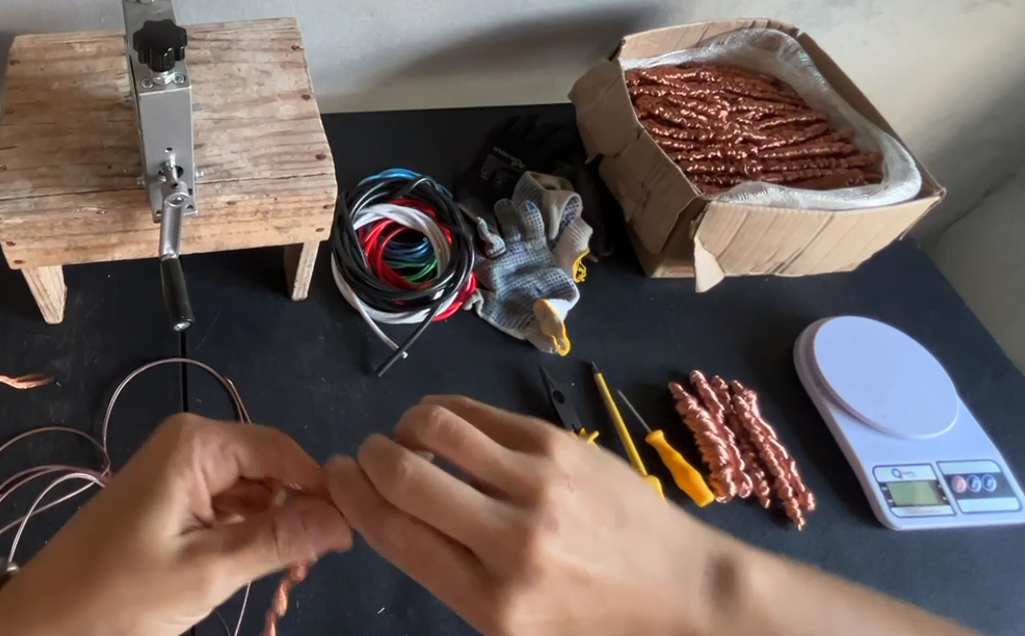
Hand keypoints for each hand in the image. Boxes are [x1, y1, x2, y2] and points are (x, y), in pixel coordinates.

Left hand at [0, 413, 352, 635]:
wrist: (46, 620)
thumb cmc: (122, 592)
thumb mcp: (207, 571)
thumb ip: (277, 539)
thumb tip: (343, 519)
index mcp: (198, 443)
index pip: (280, 448)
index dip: (318, 487)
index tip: (350, 533)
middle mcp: (191, 441)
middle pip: (267, 465)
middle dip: (294, 510)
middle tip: (310, 567)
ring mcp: (180, 465)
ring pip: (251, 485)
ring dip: (272, 525)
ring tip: (286, 574)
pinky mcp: (173, 491)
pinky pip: (227, 500)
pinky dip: (246, 530)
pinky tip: (257, 563)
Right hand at [326, 394, 739, 635]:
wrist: (690, 598)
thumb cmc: (591, 625)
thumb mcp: (512, 626)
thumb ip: (445, 570)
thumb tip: (382, 504)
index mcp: (493, 603)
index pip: (393, 531)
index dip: (350, 494)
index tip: (335, 474)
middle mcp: (510, 541)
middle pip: (401, 472)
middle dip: (368, 456)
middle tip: (368, 454)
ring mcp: (536, 483)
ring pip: (434, 424)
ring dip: (405, 426)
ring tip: (411, 439)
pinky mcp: (555, 442)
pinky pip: (473, 410)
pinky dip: (441, 412)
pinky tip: (445, 426)